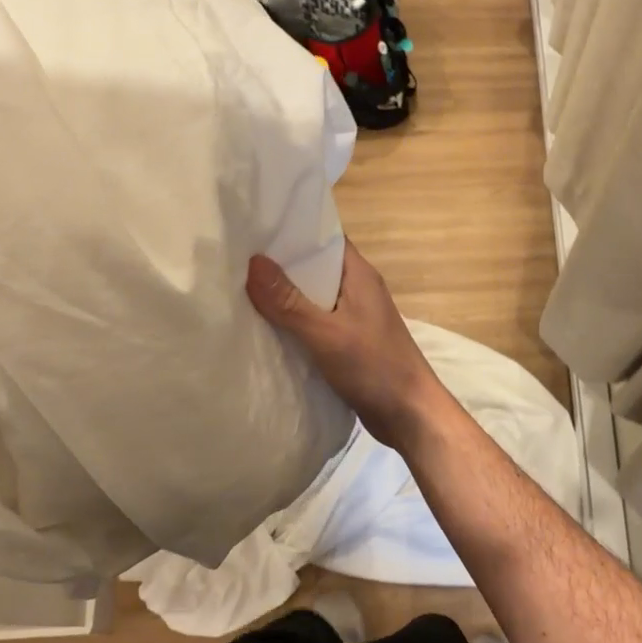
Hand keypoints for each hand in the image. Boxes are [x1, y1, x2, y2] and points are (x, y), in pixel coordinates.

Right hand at [246, 242, 455, 451]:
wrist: (410, 414)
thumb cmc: (374, 366)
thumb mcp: (326, 333)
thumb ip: (289, 301)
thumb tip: (254, 261)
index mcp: (359, 275)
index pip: (323, 239)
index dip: (291, 232)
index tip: (252, 228)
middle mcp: (358, 290)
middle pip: (314, 269)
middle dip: (279, 267)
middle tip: (231, 262)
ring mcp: (355, 318)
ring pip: (313, 299)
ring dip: (283, 300)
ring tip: (236, 293)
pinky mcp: (349, 344)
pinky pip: (316, 325)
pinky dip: (294, 326)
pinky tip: (264, 331)